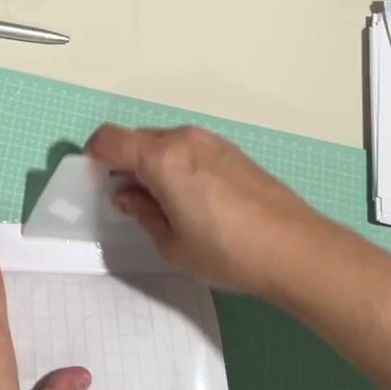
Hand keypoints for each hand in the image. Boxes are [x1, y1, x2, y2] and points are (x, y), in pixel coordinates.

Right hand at [85, 124, 318, 297]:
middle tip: (126, 197)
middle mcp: (183, 139)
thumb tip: (126, 194)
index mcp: (162, 158)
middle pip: (137, 138)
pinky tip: (192, 198)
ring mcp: (211, 141)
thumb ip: (142, 212)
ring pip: (164, 142)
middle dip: (123, 162)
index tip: (93, 178)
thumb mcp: (172, 243)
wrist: (297, 250)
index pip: (110, 138)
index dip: (94, 154)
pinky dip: (176, 164)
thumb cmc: (227, 252)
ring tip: (161, 202)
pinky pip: (188, 148)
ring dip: (151, 163)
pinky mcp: (232, 151)